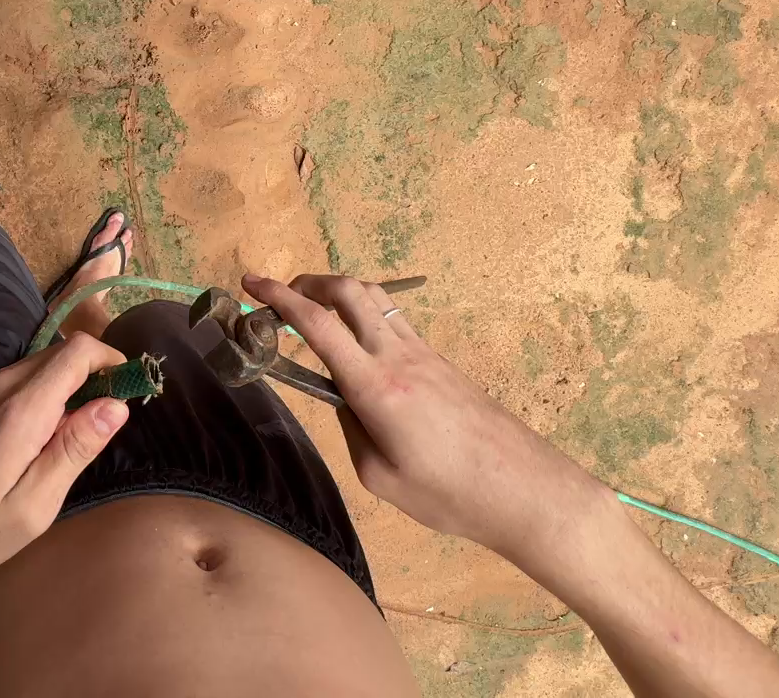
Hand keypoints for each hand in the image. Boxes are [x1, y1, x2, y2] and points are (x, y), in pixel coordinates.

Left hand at [0, 332, 130, 585]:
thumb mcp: (33, 506)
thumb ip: (75, 450)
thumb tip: (117, 405)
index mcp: (22, 407)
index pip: (78, 351)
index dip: (112, 361)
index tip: (130, 391)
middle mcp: (3, 384)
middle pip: (64, 352)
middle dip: (97, 372)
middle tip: (109, 420)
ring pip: (45, 363)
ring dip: (73, 383)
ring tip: (79, 435)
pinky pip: (26, 377)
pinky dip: (50, 391)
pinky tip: (47, 436)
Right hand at [242, 273, 605, 562]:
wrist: (527, 491)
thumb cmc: (451, 495)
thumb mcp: (380, 475)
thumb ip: (350, 426)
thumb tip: (343, 396)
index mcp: (374, 386)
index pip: (317, 324)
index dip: (278, 297)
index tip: (251, 283)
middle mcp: (396, 355)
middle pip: (346, 289)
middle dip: (305, 282)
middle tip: (280, 296)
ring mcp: (421, 351)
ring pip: (372, 294)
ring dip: (335, 289)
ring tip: (313, 308)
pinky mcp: (437, 357)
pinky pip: (390, 315)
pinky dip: (360, 310)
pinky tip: (354, 338)